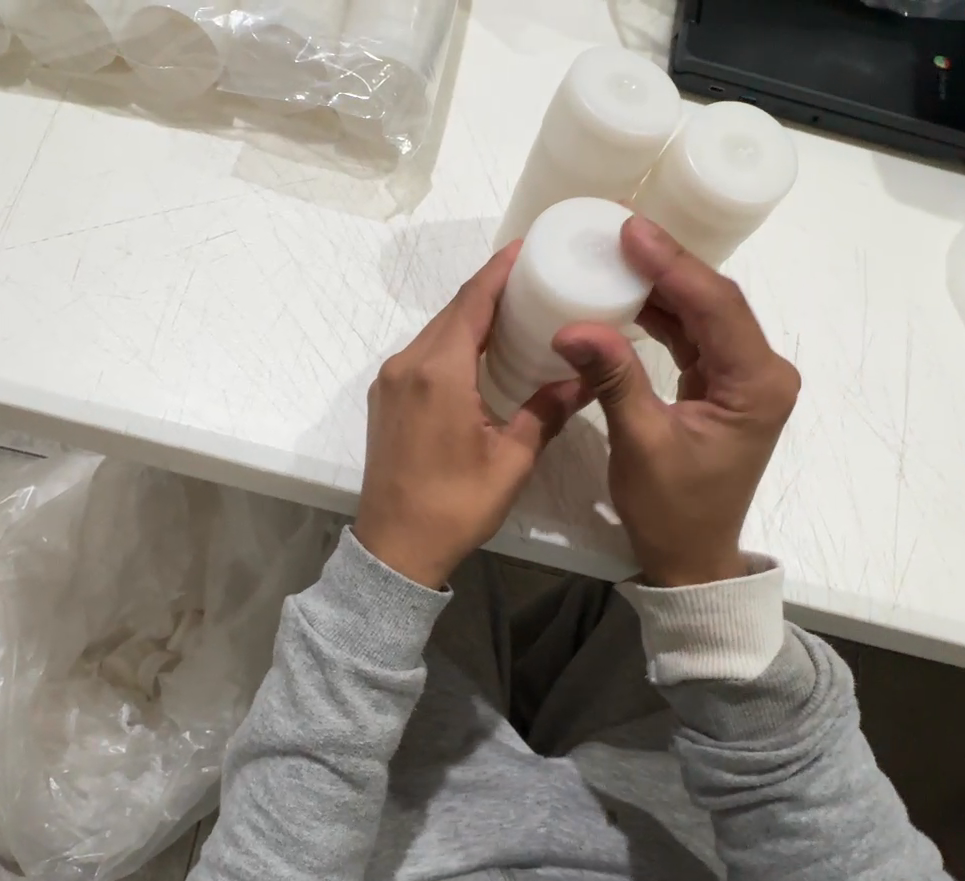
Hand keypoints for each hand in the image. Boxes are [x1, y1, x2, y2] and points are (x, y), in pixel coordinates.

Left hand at [354, 244, 591, 588]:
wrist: (394, 549)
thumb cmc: (454, 507)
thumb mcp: (510, 462)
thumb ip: (545, 412)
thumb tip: (581, 380)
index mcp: (438, 373)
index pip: (472, 302)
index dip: (500, 270)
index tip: (527, 248)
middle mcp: (406, 366)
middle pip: (452, 312)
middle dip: (490, 291)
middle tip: (533, 280)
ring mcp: (388, 383)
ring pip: (434, 333)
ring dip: (470, 319)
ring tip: (513, 312)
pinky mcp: (383, 401)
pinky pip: (420, 356)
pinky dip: (451, 344)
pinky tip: (478, 352)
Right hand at [552, 217, 798, 586]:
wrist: (690, 558)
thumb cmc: (671, 510)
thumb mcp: (640, 443)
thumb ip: (614, 380)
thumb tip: (572, 327)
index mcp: (756, 383)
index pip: (716, 306)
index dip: (672, 265)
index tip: (630, 231)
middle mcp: (761, 373)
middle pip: (715, 304)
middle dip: (668, 267)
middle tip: (620, 232)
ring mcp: (743, 382)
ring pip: (704, 319)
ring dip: (664, 289)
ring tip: (620, 256)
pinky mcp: (721, 392)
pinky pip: (693, 342)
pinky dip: (662, 320)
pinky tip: (631, 300)